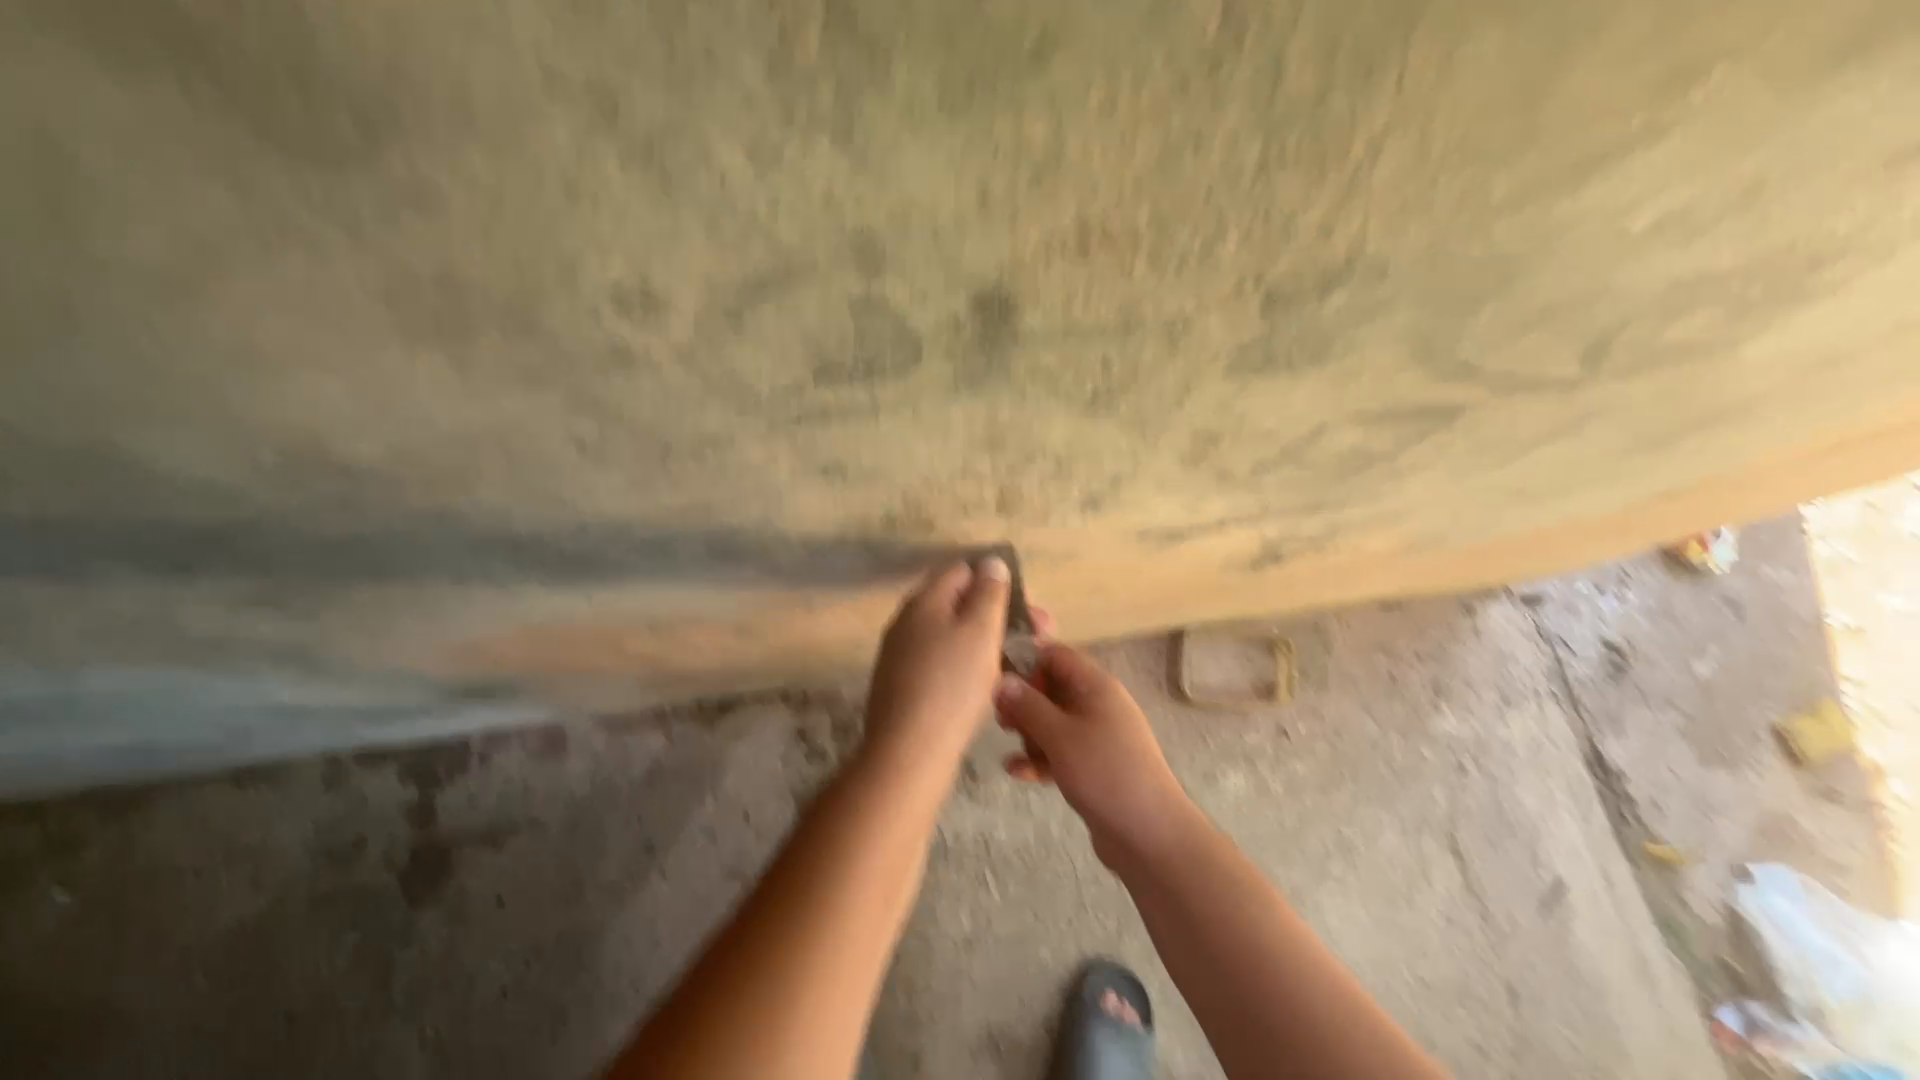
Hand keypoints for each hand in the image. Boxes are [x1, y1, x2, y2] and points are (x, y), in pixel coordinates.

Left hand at [861, 557, 1011, 770]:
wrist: (908, 752)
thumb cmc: (951, 685)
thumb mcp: (979, 632)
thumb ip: (988, 593)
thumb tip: (990, 563)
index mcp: (924, 602)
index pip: (961, 571)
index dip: (996, 582)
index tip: (1027, 609)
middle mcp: (906, 623)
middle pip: (957, 606)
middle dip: (997, 617)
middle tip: (1034, 640)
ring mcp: (901, 657)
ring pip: (951, 638)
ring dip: (985, 645)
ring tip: (1017, 666)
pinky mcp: (903, 688)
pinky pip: (941, 665)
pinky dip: (966, 669)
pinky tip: (986, 689)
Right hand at [994, 644, 1192, 867]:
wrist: (1148, 832)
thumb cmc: (1104, 772)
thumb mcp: (1059, 735)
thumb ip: (1028, 706)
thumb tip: (1003, 680)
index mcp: (1096, 686)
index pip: (1056, 655)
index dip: (1027, 664)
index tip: (1001, 686)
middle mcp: (1098, 705)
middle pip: (1051, 689)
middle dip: (1024, 705)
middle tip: (1004, 723)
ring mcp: (1096, 737)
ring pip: (1052, 723)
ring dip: (1030, 736)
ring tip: (1017, 754)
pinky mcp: (1092, 766)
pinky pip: (1059, 751)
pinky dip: (1039, 759)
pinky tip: (1018, 773)